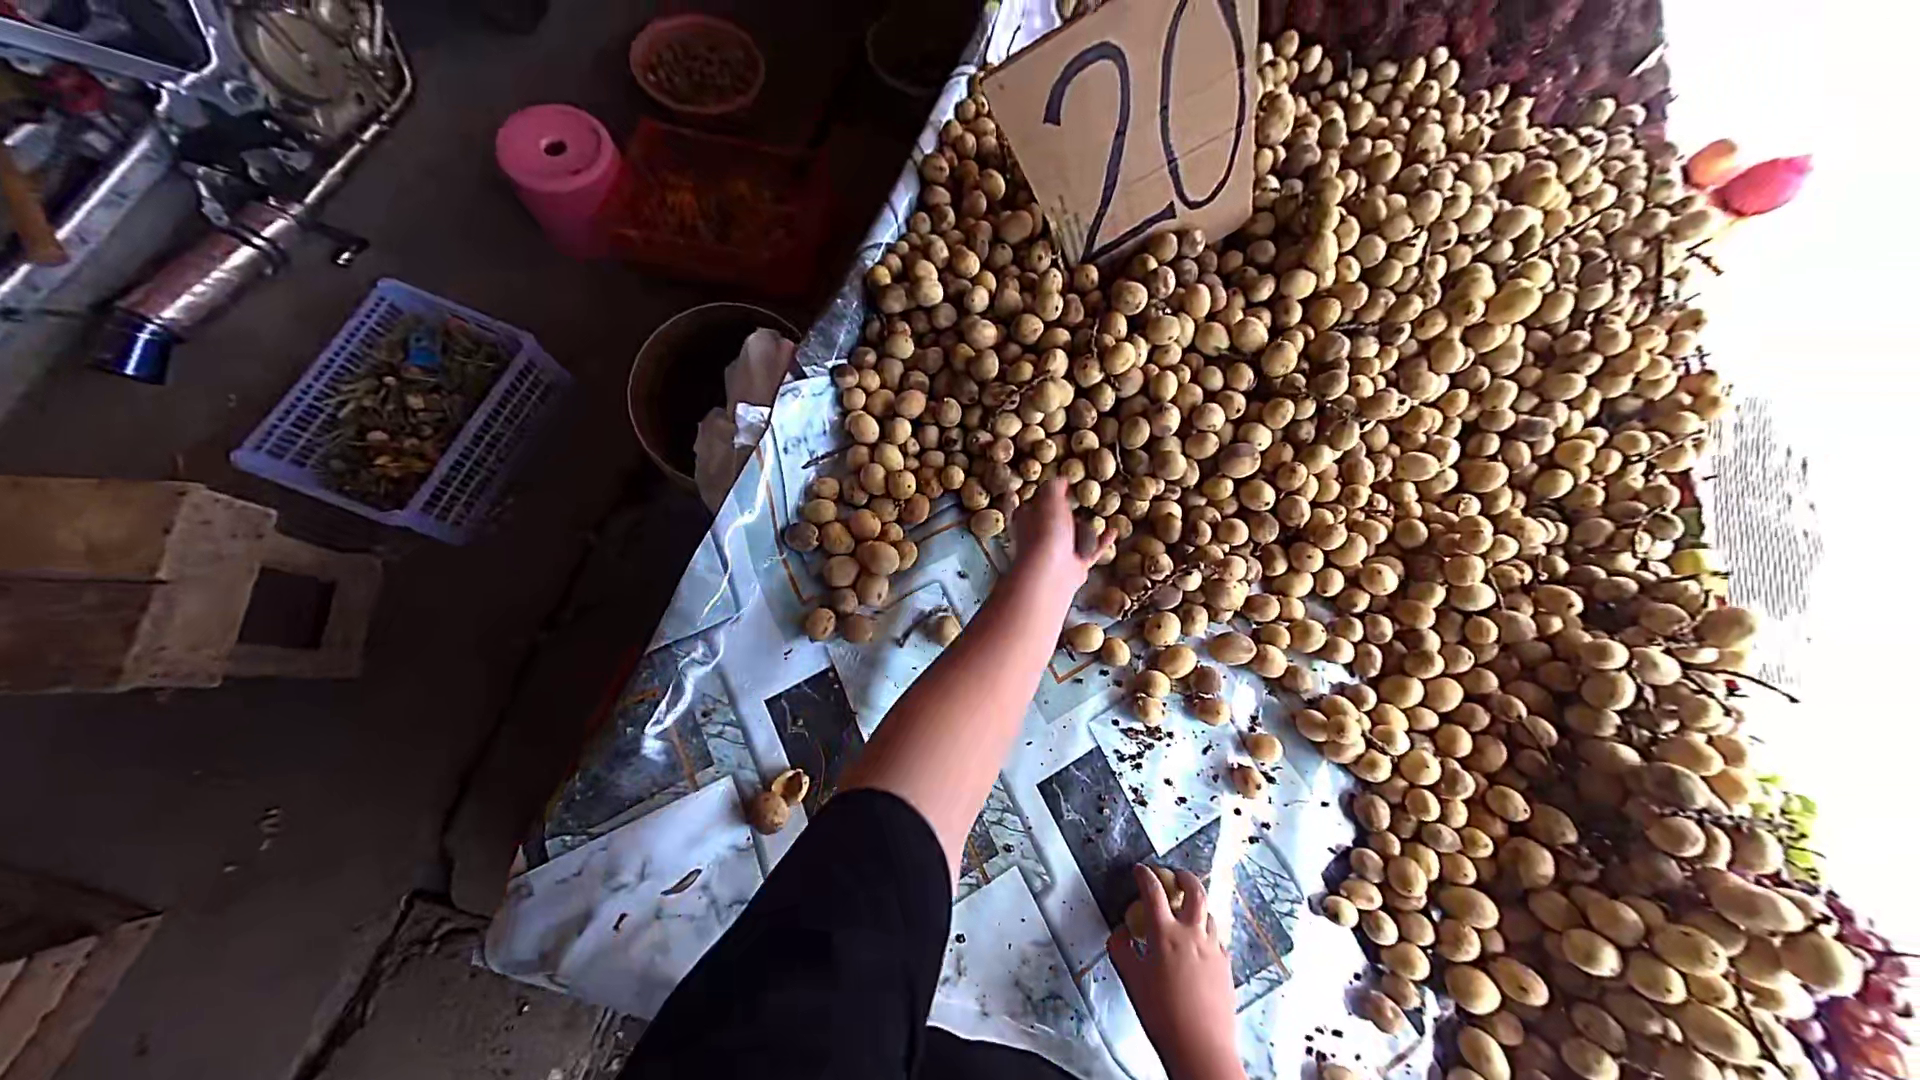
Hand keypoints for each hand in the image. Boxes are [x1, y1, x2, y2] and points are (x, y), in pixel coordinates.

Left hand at [1008, 477, 1115, 600]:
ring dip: (1086, 528)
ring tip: (1099, 516)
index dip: (1045, 495)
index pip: (1034, 504)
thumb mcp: (1049, 498)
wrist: (1051, 571)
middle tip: (1081, 501)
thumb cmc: (1045, 530)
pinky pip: (1093, 550)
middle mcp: (1041, 537)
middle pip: (1054, 521)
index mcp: (1029, 519)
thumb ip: (1054, 486)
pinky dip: (1103, 541)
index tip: (1061, 487)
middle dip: (1066, 513)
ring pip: (1073, 538)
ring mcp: (1058, 553)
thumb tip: (1060, 478)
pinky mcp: (1076, 566)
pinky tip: (1114, 531)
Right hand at [1108, 865, 1245, 1079]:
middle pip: (1194, 891)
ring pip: (1209, 914)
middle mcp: (1192, 934)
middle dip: (1184, 876)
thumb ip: (1121, 949)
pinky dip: (1207, 932)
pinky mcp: (1226, 966)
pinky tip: (1200, 943)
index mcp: (1165, 933)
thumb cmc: (1163, 1015)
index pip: (1153, 890)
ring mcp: (1212, 949)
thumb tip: (1119, 932)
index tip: (1140, 870)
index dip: (1144, 874)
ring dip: (1197, 905)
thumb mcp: (1131, 979)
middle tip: (1175, 875)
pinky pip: (1217, 938)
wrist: (1201, 1049)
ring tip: (1188, 909)